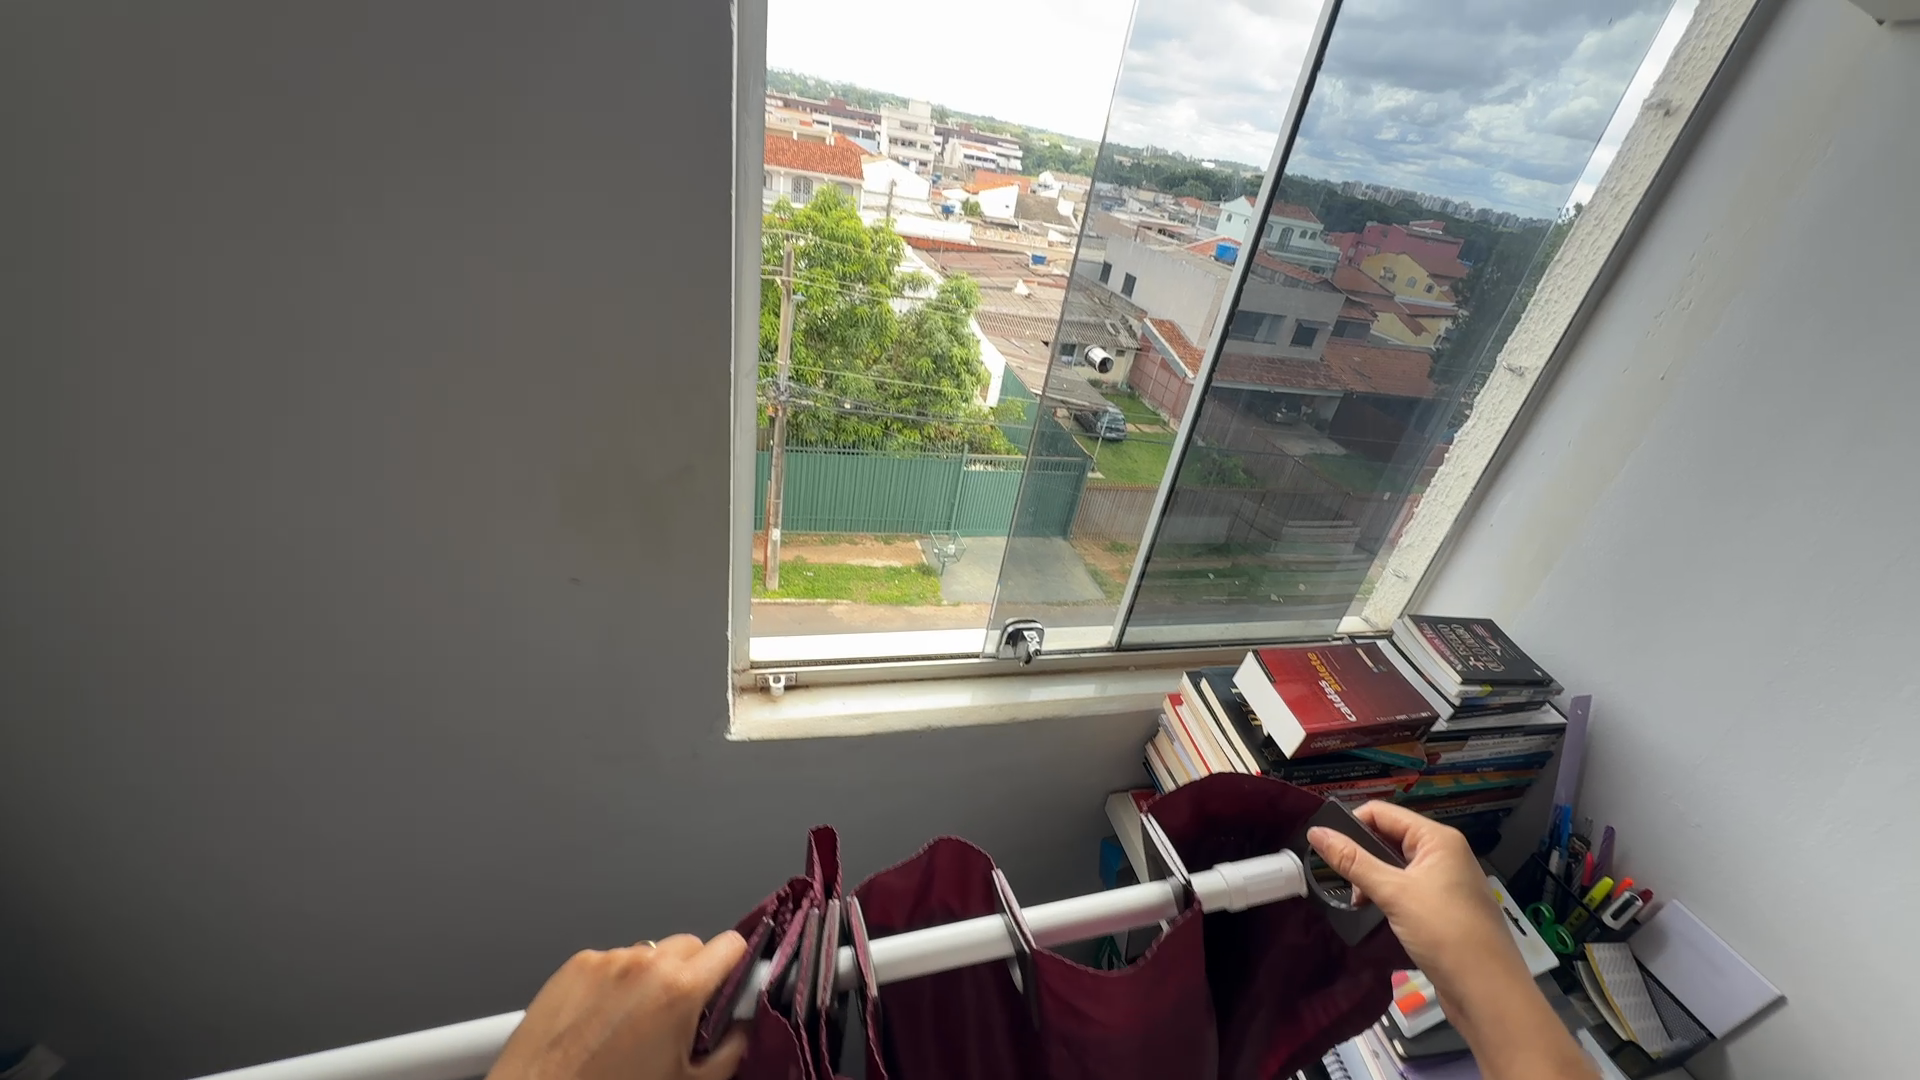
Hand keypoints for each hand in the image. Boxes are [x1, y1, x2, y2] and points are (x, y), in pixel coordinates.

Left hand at [487, 933, 748, 1079]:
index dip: (735, 966)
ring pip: (651, 953)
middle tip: (677, 1016)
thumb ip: (731, 1049)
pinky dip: (614, 983)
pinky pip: (612, 961)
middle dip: (692, 973)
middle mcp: (646, 963)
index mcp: (681, 988)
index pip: (732, 944)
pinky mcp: (576, 965)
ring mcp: (608, 959)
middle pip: (692, 945)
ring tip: (630, 1024)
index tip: (728, 987)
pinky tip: (600, 1021)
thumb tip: (745, 1026)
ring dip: (651, 977)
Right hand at [1307, 801, 1512, 981]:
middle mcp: (1444, 853)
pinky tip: (1376, 910)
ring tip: (1359, 900)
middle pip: (1387, 837)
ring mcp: (1446, 881)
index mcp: (1437, 839)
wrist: (1491, 997)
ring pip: (1394, 864)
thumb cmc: (1445, 934)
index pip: (1381, 813)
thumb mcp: (1393, 893)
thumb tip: (1315, 832)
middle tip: (1342, 878)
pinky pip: (1406, 885)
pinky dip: (1386, 893)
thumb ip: (1352, 861)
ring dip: (1371, 877)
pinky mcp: (1443, 906)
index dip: (1351, 825)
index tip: (1328, 848)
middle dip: (1361, 855)